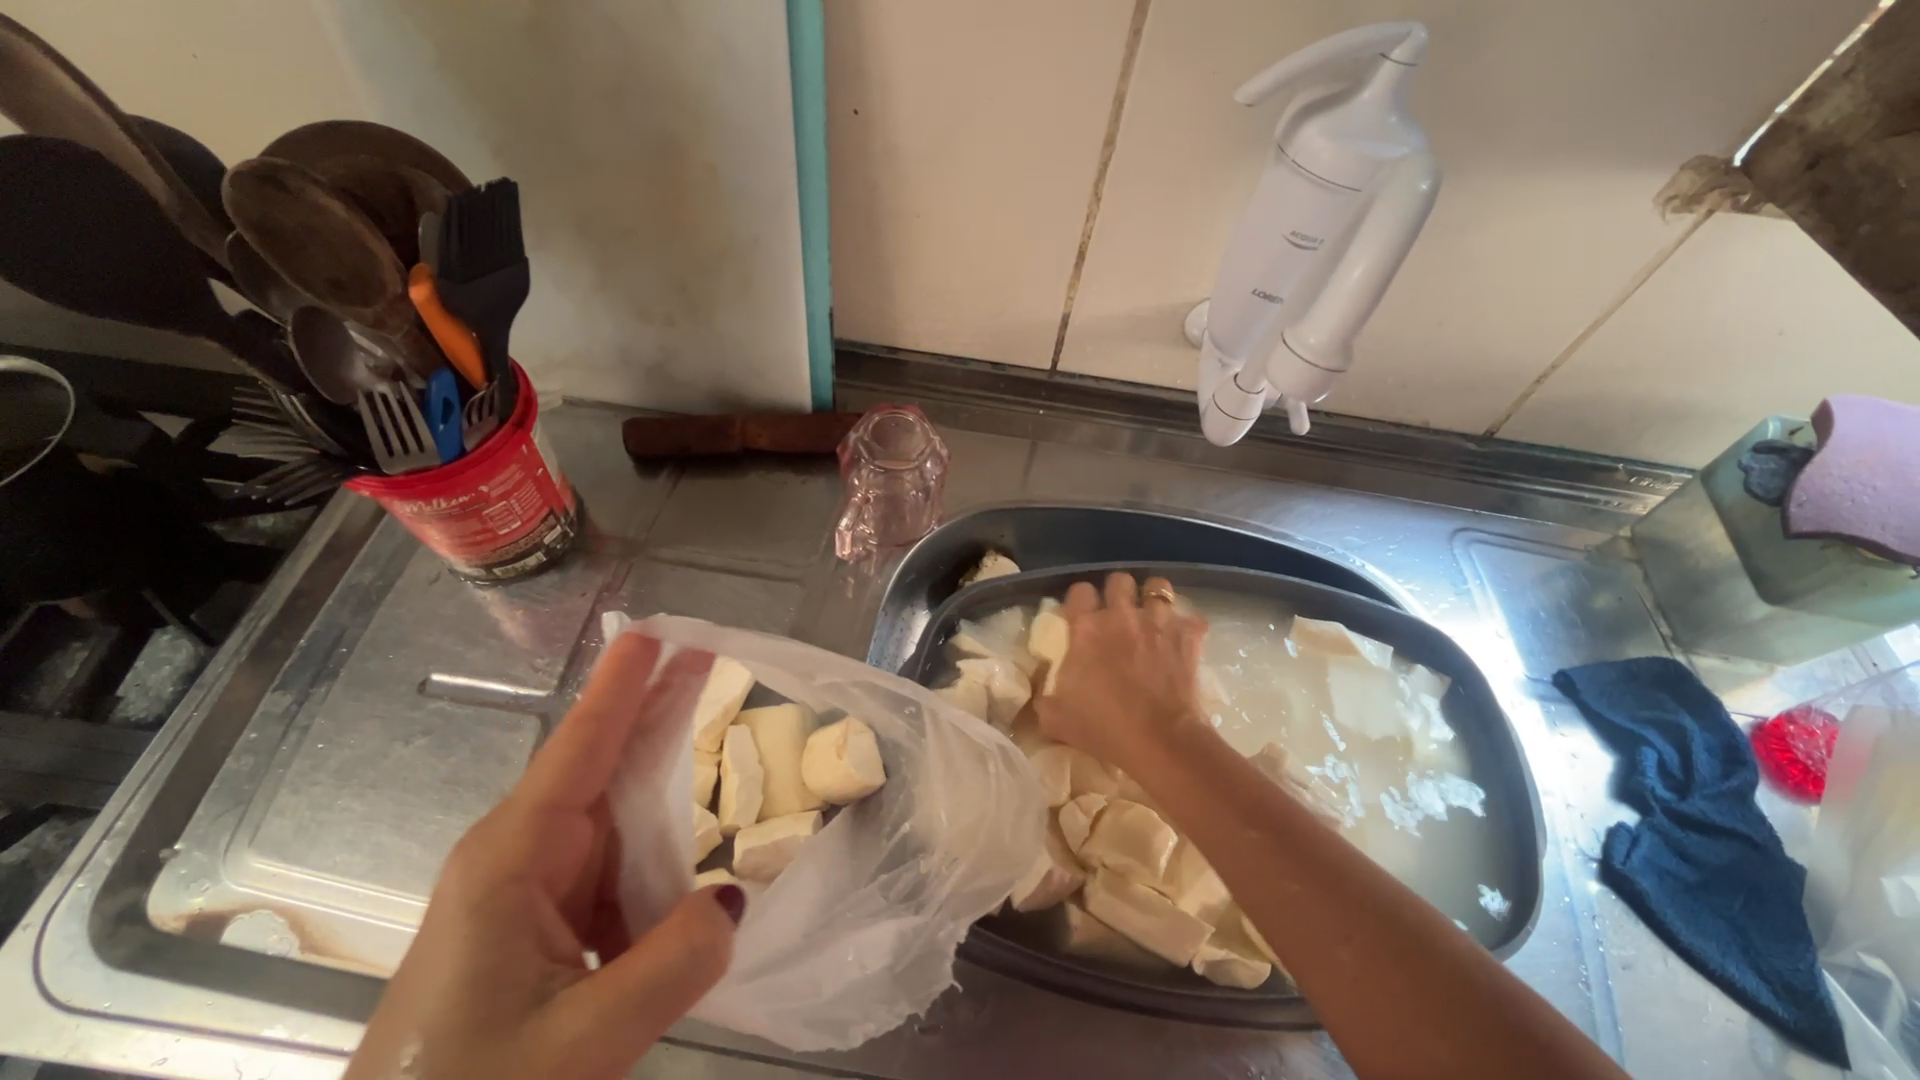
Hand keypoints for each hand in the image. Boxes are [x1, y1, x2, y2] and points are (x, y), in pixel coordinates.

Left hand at [346, 633, 742, 1079]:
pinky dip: (660, 860)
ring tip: (728, 749)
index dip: (621, 687)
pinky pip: (613, 875)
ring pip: (613, 823)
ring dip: (667, 790)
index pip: (580, 750)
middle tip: (713, 661)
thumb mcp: (582, 1042)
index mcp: (513, 860)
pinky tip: (701, 858)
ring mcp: (527, 895)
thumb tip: (733, 899)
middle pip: (602, 768)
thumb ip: (674, 965)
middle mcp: (518, 859)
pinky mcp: (539, 930)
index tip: (656, 631)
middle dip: (655, 711)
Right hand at [1035, 572, 1208, 773]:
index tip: (1081, 614)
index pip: (1079, 590)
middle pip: (1118, 579)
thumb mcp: (1055, 719)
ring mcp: (1159, 622)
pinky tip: (1181, 640)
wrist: (1160, 740)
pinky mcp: (1189, 636)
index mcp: (1087, 628)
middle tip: (1117, 613)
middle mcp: (1122, 615)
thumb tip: (1041, 696)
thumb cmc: (1103, 727)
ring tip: (1151, 617)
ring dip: (1153, 599)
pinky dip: (1186, 627)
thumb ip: (1044, 700)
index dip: (1080, 599)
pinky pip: (1190, 618)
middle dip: (1117, 591)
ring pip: (1158, 587)